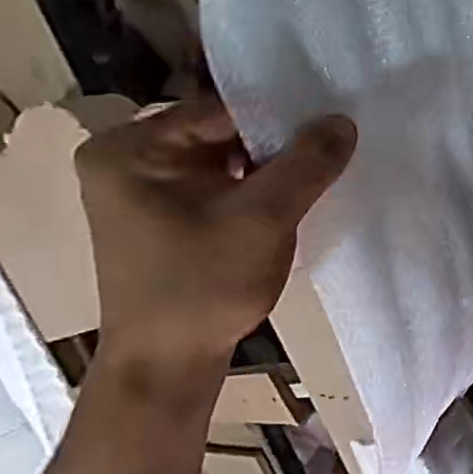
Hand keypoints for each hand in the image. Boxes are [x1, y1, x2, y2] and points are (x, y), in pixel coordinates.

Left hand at [75, 99, 355, 388]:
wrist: (168, 363)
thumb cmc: (204, 285)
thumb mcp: (264, 218)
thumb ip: (307, 163)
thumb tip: (344, 120)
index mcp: (130, 149)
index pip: (223, 110)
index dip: (283, 115)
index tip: (333, 124)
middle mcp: (128, 158)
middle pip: (225, 130)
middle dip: (279, 142)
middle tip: (333, 147)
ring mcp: (145, 186)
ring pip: (228, 156)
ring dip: (273, 166)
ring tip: (321, 169)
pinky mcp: (165, 212)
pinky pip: (222, 180)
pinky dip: (258, 185)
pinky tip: (294, 194)